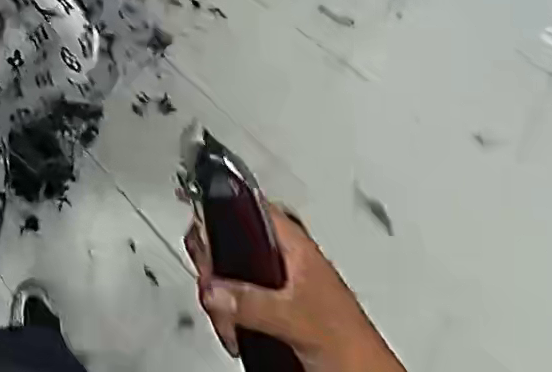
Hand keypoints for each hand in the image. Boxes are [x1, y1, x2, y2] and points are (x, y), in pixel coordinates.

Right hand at [185, 204, 402, 371]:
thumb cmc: (354, 347)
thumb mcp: (297, 317)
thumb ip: (251, 301)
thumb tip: (213, 287)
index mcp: (292, 242)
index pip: (246, 205)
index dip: (219, 209)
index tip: (198, 222)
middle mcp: (280, 256)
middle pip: (228, 240)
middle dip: (213, 266)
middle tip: (213, 287)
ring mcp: (273, 283)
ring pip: (227, 272)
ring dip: (218, 297)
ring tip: (229, 323)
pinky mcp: (267, 309)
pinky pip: (232, 298)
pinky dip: (225, 313)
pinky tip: (232, 331)